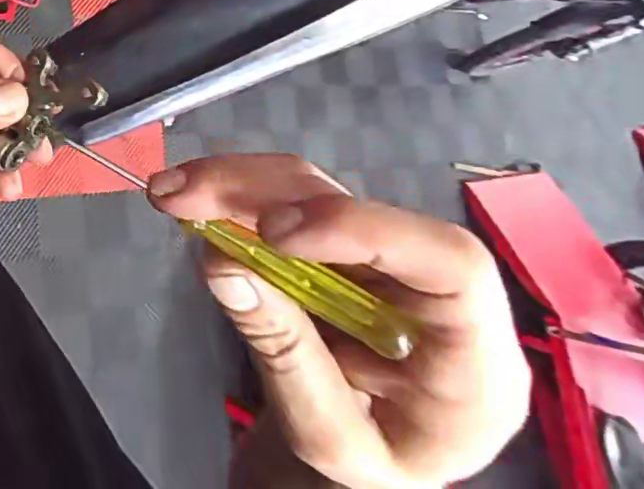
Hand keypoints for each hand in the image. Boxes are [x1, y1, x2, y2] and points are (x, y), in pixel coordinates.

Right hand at [147, 154, 528, 488]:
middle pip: (358, 207)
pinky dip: (235, 196)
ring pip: (314, 190)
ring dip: (236, 184)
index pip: (449, 263)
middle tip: (184, 194)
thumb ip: (285, 354)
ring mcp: (381, 257)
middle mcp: (431, 286)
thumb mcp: (328, 439)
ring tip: (170, 191)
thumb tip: (222, 261)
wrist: (350, 464)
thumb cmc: (361, 471)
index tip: (273, 232)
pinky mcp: (337, 242)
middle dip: (263, 194)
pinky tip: (191, 198)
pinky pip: (289, 202)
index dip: (362, 230)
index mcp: (473, 355)